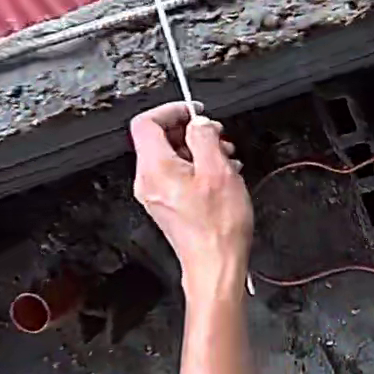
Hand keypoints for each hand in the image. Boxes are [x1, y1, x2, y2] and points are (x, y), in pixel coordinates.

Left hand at [129, 102, 253, 300]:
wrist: (216, 264)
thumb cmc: (218, 226)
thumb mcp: (219, 170)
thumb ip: (205, 138)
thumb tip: (200, 123)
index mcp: (155, 169)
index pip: (147, 123)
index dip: (172, 110)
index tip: (196, 111)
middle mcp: (149, 181)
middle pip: (160, 139)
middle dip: (192, 132)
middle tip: (219, 136)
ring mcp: (158, 194)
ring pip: (173, 156)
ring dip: (200, 150)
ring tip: (226, 158)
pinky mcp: (170, 204)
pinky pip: (179, 174)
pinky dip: (200, 167)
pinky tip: (223, 175)